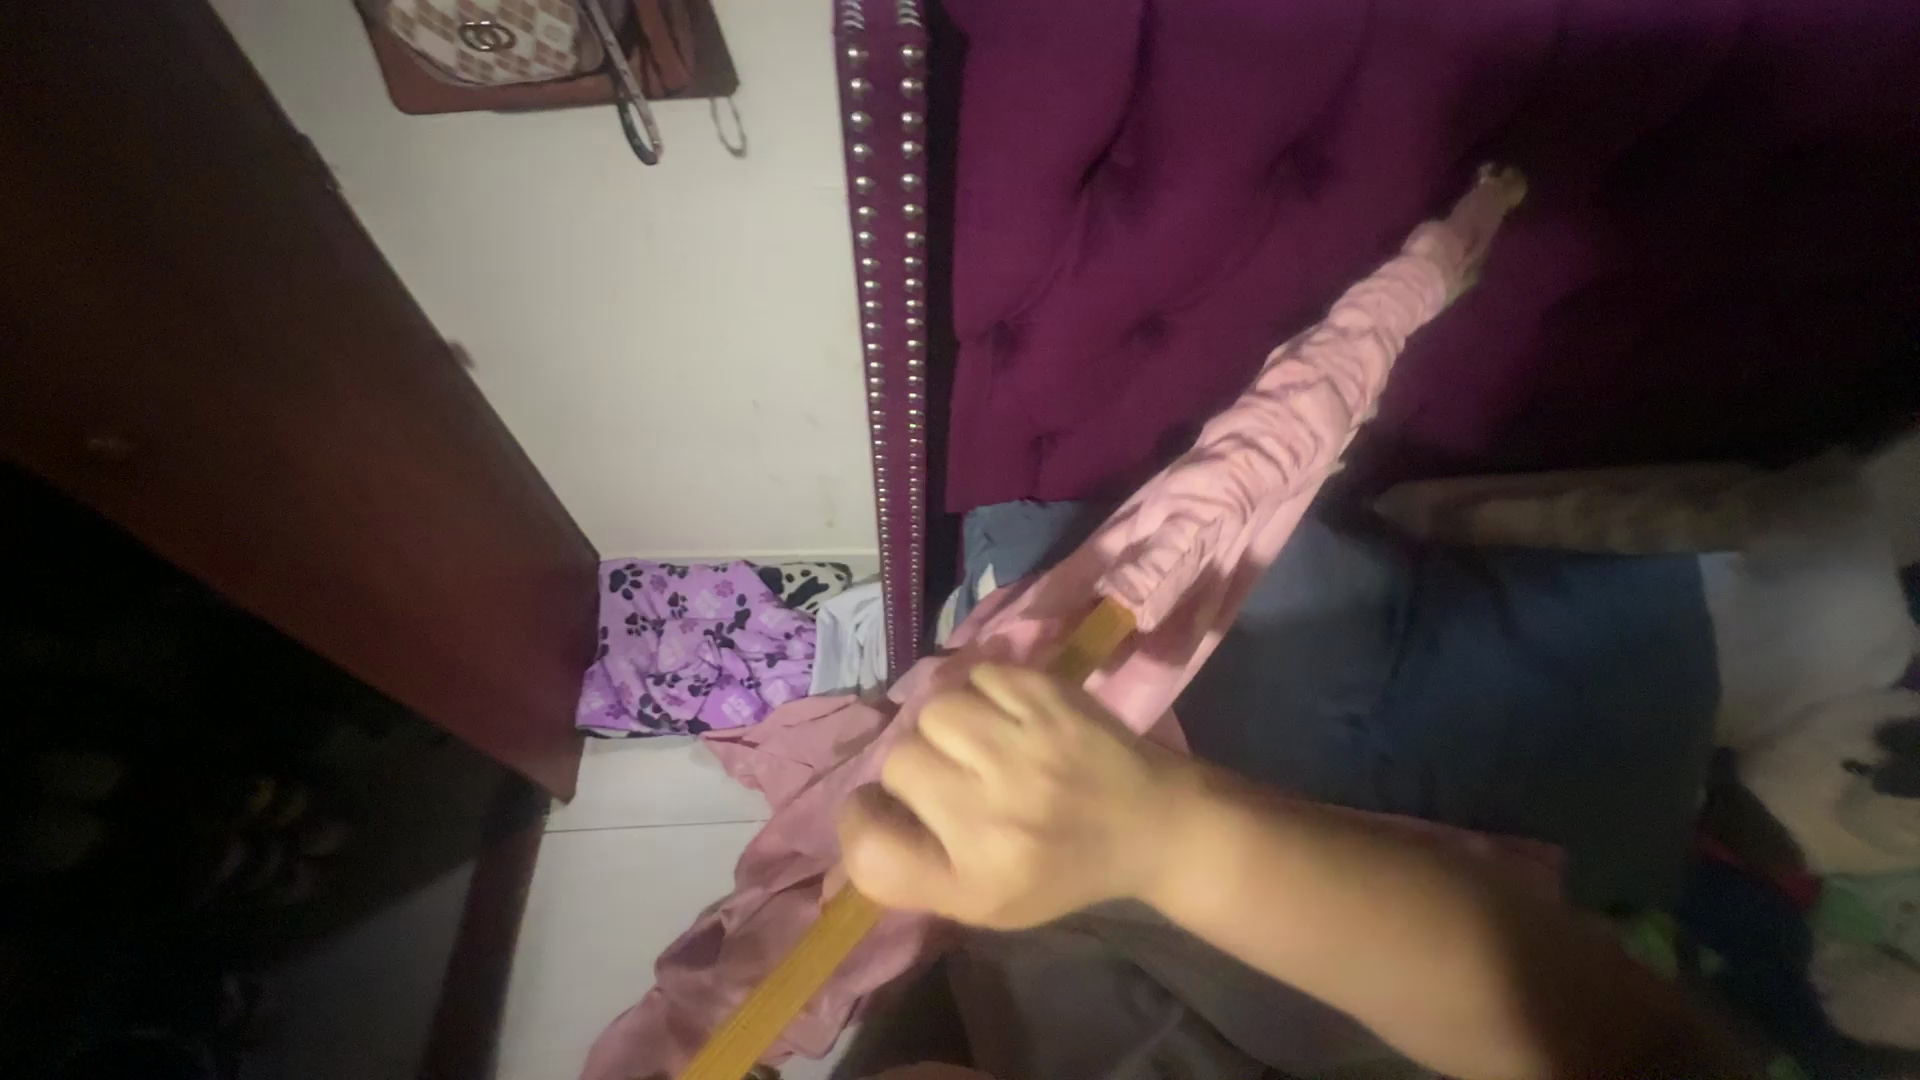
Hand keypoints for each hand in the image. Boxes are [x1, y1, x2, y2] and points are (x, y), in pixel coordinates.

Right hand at [837, 663, 1193, 928]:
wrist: (1148, 822)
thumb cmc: (1057, 868)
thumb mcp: (982, 901)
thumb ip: (910, 869)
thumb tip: (855, 814)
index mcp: (977, 880)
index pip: (871, 850)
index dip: (861, 819)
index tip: (882, 806)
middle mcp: (998, 815)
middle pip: (899, 761)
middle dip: (916, 764)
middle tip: (953, 774)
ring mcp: (1027, 748)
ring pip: (934, 708)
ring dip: (944, 723)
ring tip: (977, 739)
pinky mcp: (1050, 697)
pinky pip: (976, 673)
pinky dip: (980, 690)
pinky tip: (1005, 714)